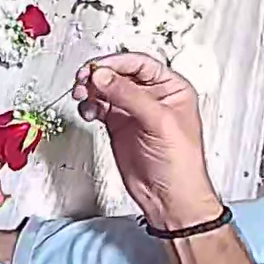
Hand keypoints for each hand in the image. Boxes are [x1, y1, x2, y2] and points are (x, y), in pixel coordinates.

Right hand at [74, 53, 221, 229]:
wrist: (169, 200)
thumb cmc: (181, 165)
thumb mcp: (159, 122)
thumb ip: (129, 96)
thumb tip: (104, 75)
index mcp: (172, 88)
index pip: (140, 64)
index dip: (117, 63)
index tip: (98, 68)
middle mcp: (152, 96)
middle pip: (120, 73)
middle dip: (100, 74)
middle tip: (84, 78)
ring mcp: (133, 111)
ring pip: (106, 89)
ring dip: (91, 89)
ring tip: (82, 94)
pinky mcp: (119, 125)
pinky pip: (99, 106)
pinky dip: (90, 106)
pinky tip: (88, 111)